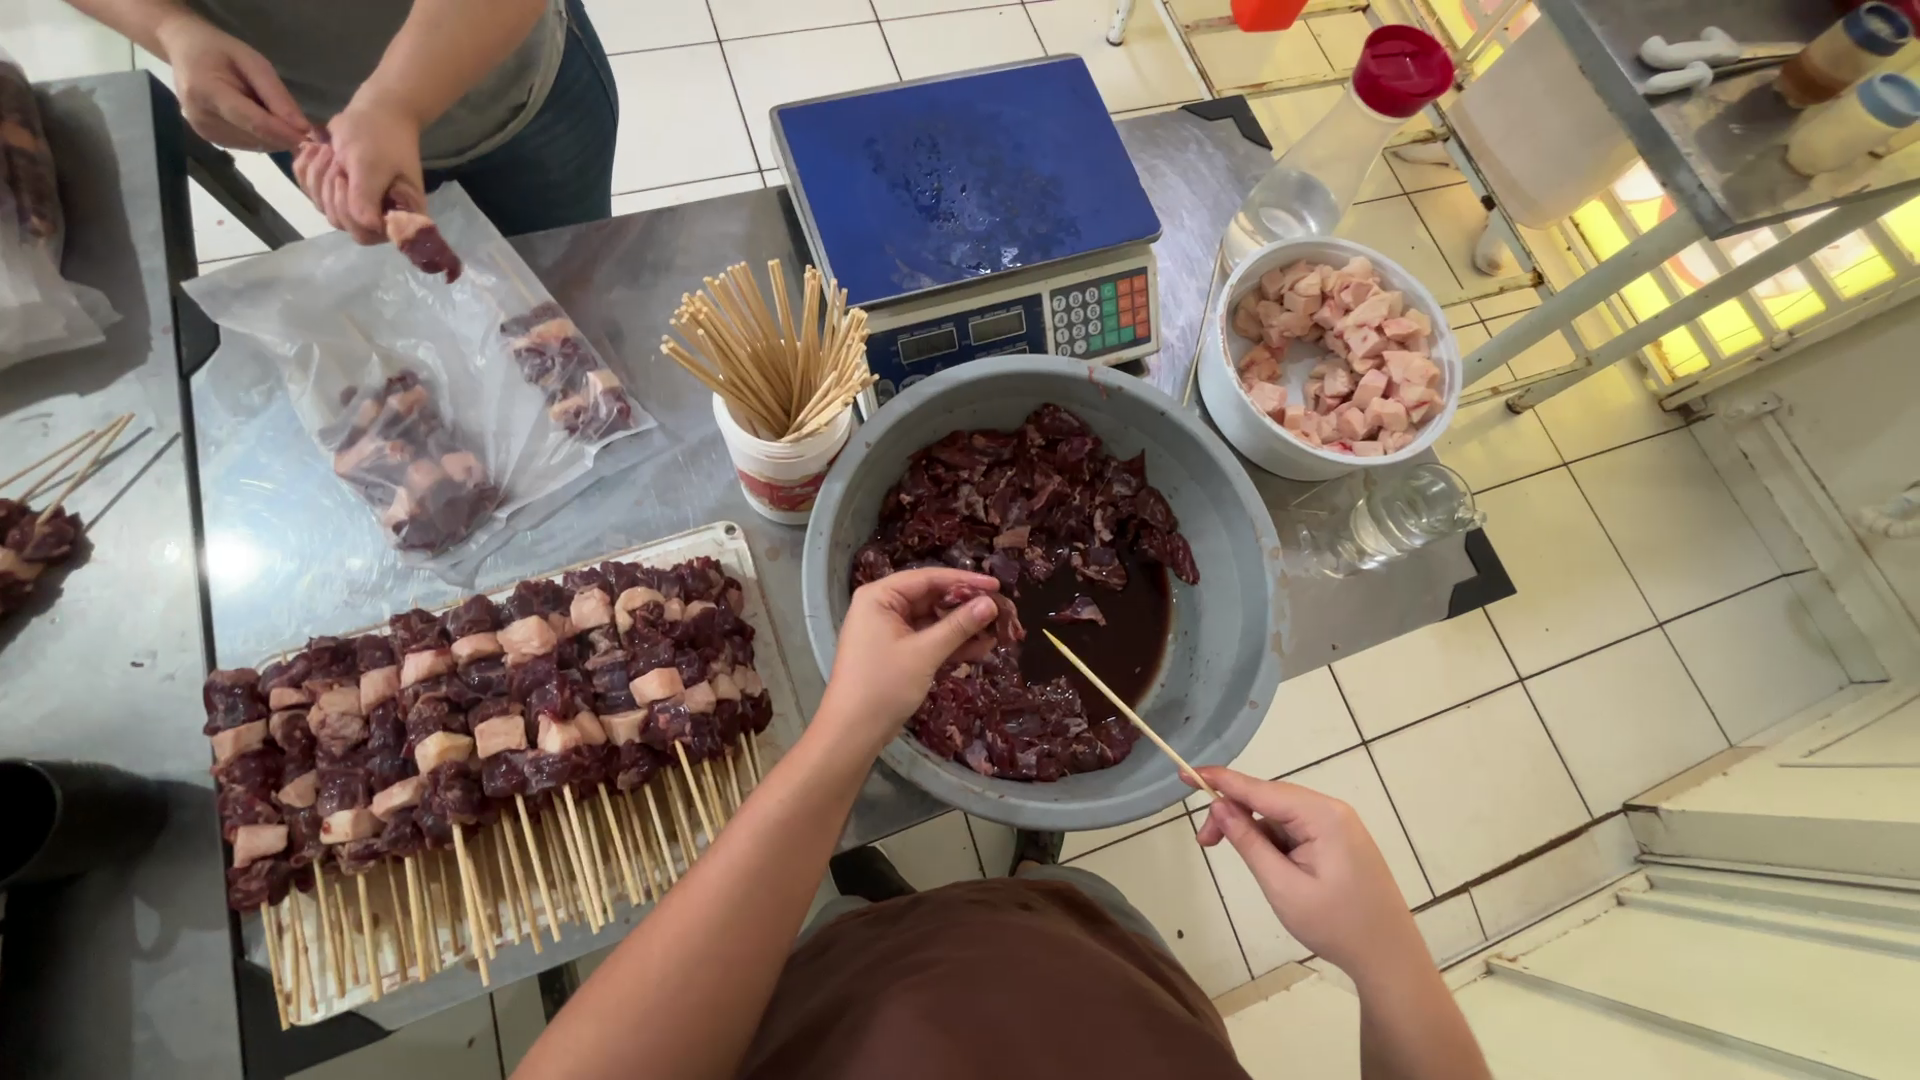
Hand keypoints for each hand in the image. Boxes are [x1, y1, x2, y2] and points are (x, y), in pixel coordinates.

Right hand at [155, 14, 307, 150]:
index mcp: (206, 93)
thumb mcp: (255, 63)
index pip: (256, 124)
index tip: (316, 140)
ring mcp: (206, 132)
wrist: (184, 49)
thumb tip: (304, 129)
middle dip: (284, 132)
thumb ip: (278, 97)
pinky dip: (264, 136)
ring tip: (264, 109)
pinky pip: (254, 146)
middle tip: (289, 114)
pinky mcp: (213, 140)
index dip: (289, 134)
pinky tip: (256, 117)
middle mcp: (202, 117)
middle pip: (262, 138)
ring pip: (261, 145)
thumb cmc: (221, 52)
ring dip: (275, 134)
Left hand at [309, 94, 424, 244]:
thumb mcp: (371, 166)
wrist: (376, 114)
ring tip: (328, 152)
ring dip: (317, 176)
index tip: (345, 180)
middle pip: (341, 222)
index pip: (368, 233)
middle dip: (329, 188)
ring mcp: (359, 206)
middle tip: (335, 159)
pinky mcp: (340, 193)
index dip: (349, 212)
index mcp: (399, 216)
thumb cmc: (381, 138)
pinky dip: (306, 170)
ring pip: (323, 207)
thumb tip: (367, 225)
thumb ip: (367, 198)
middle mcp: (381, 217)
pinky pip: (312, 192)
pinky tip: (317, 152)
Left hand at [818, 567, 1002, 749]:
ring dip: (962, 627)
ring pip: (933, 620)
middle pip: (932, 597)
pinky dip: (950, 644)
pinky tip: (980, 649)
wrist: (852, 732)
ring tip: (997, 633)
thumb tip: (991, 604)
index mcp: (880, 597)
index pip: (927, 578)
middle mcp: (883, 607)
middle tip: (1001, 611)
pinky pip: (928, 639)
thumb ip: (958, 626)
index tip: (997, 586)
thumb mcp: (924, 653)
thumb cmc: (883, 685)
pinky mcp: (897, 651)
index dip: (964, 581)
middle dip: (966, 607)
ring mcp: (889, 630)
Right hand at [1192, 767, 1424, 980]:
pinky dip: (1273, 840)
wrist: (1391, 960)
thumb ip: (1248, 841)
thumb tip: (1219, 806)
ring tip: (1239, 860)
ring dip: (1252, 830)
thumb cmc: (1336, 925)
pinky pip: (1294, 828)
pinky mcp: (1339, 840)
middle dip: (1233, 814)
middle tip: (1205, 843)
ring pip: (1279, 814)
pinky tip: (1268, 864)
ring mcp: (1338, 824)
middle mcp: (1331, 810)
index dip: (1220, 780)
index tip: (1185, 774)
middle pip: (1268, 798)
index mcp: (1322, 815)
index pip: (1260, 788)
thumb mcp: (1282, 886)